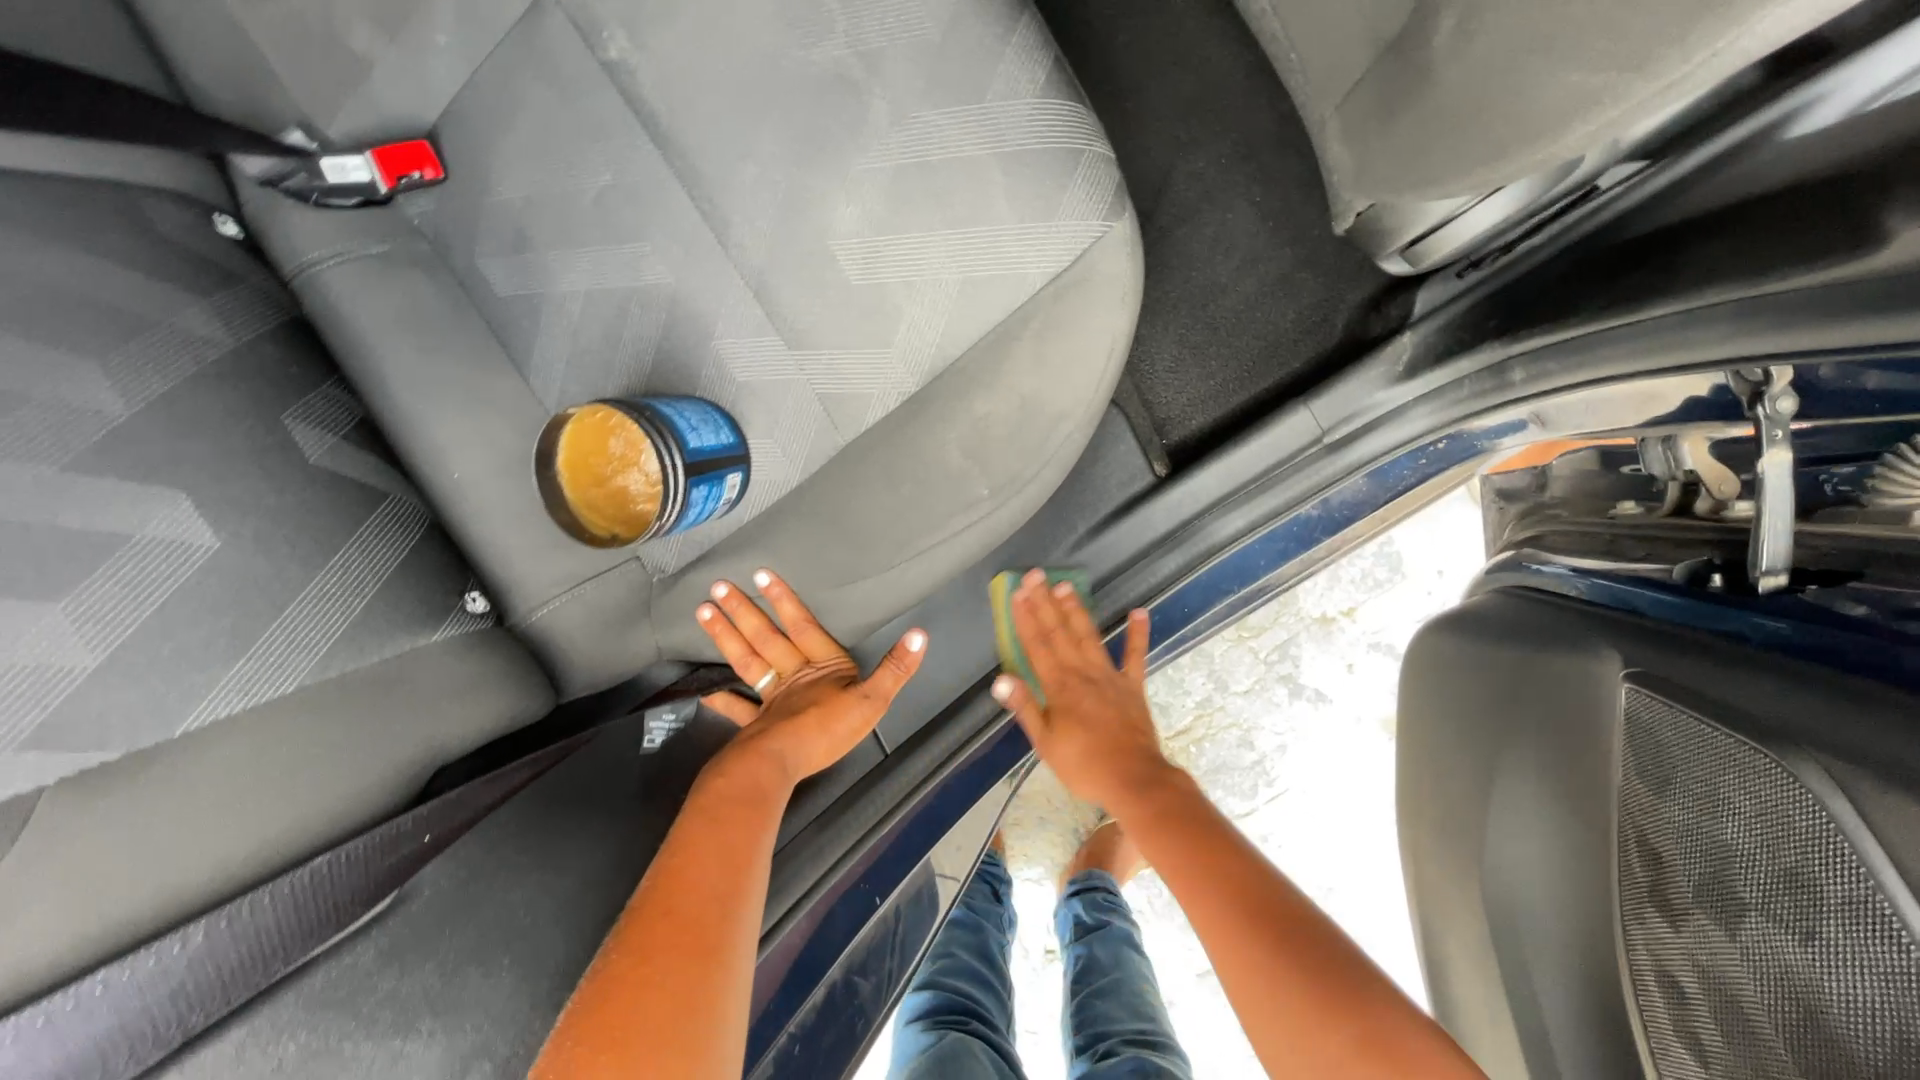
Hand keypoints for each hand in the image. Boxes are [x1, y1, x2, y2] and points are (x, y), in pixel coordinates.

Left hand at [696, 568, 926, 786]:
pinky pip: (737, 709)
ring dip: (726, 637)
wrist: (784, 763)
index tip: (761, 575)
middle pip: (766, 638)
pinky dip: (720, 698)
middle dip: (745, 611)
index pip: (802, 626)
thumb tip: (920, 634)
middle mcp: (792, 676)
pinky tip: (704, 689)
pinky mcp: (756, 726)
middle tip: (718, 586)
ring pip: (747, 661)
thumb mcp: (873, 699)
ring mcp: (770, 701)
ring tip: (703, 613)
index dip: (784, 601)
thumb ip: (896, 668)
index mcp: (822, 667)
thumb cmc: (828, 730)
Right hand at [991, 569, 1175, 807]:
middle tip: (1036, 575)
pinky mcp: (1132, 686)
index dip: (1025, 619)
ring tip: (1066, 585)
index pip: (1037, 646)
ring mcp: (1110, 677)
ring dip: (1077, 610)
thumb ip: (1025, 707)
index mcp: (1059, 688)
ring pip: (1090, 636)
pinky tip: (1139, 611)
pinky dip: (1137, 633)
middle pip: (1060, 633)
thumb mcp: (1046, 743)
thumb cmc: (1084, 766)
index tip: (1017, 594)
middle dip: (1045, 603)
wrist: (1134, 779)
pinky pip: (1135, 655)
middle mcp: (1083, 674)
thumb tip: (1001, 679)